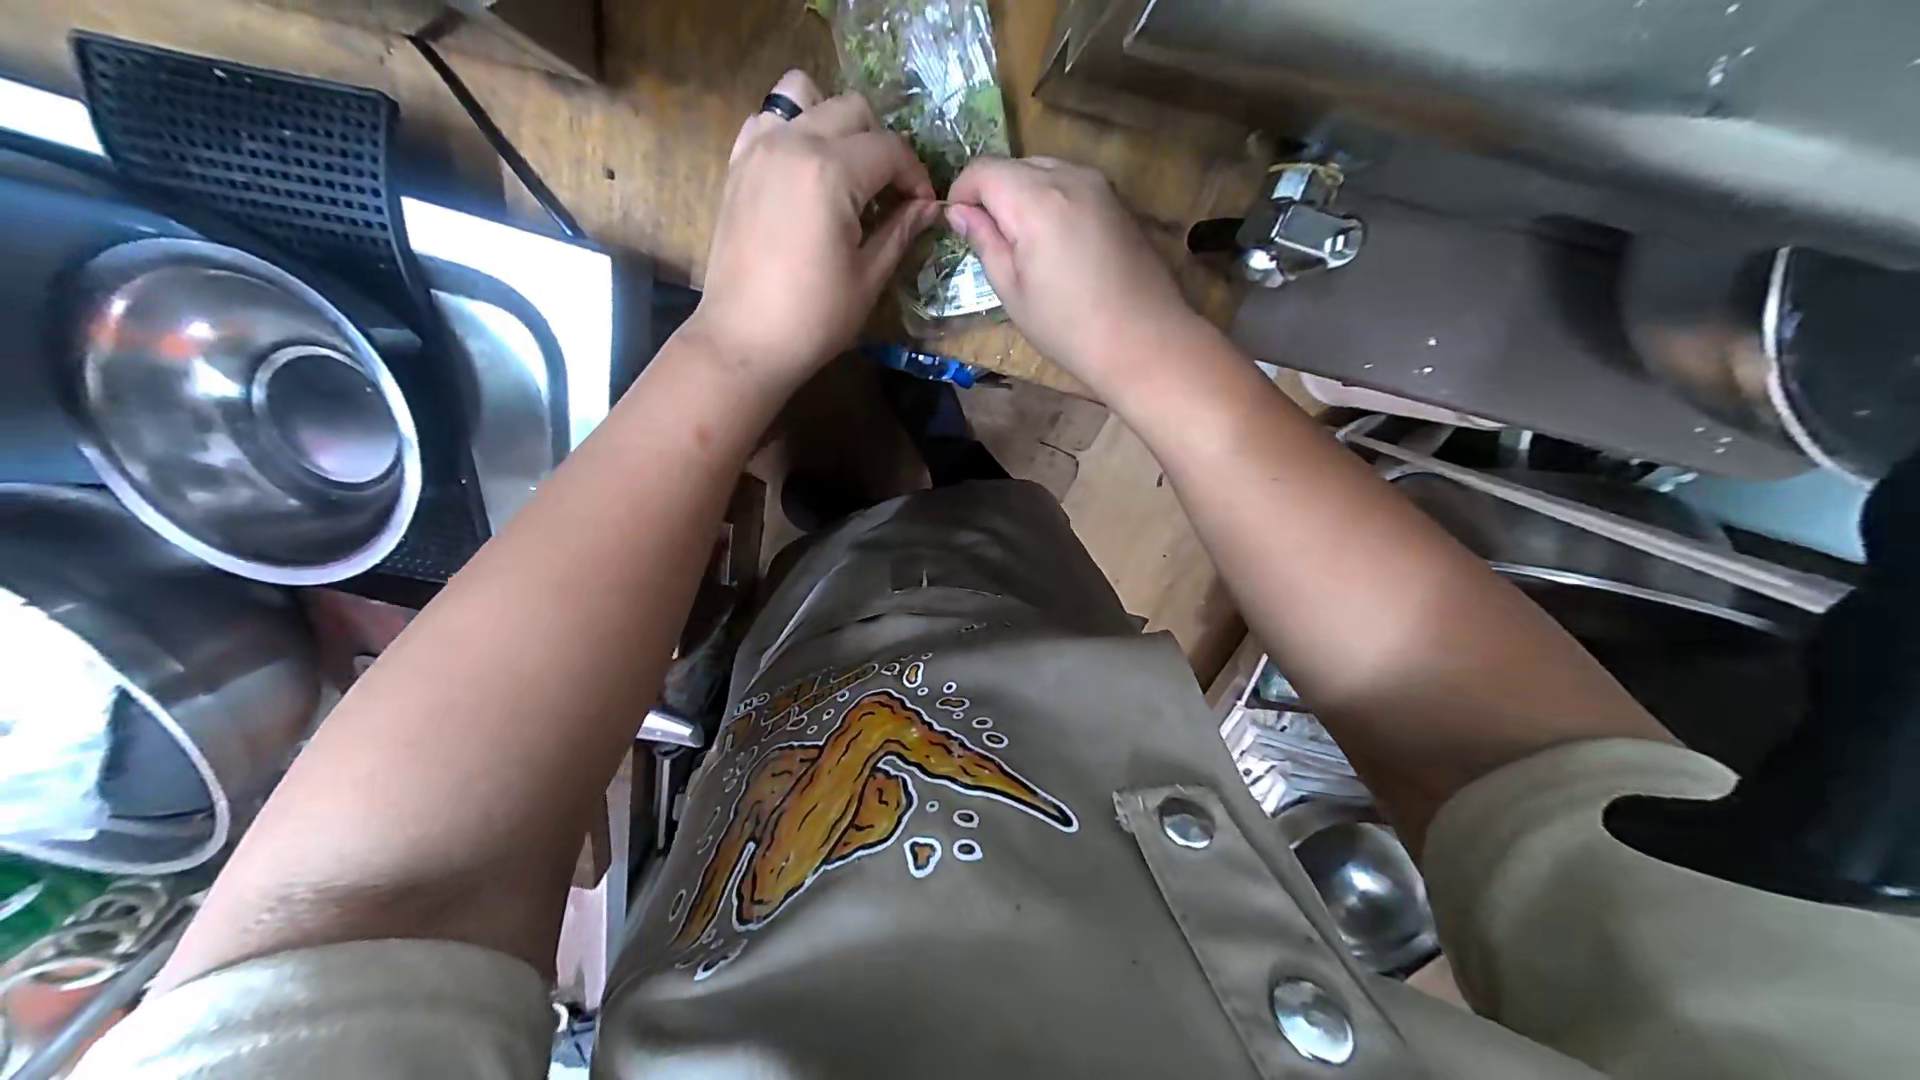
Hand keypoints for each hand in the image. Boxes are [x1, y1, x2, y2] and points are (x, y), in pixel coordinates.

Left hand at [688, 71, 939, 389]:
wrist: (744, 340)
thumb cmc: (814, 318)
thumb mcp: (868, 277)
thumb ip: (900, 230)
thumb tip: (929, 206)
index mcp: (830, 171)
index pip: (889, 149)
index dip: (915, 175)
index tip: (923, 206)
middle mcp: (792, 142)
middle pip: (852, 111)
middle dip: (881, 145)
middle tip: (889, 191)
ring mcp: (758, 147)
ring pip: (805, 97)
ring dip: (835, 123)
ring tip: (846, 169)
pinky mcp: (738, 164)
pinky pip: (769, 119)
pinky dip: (794, 130)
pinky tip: (805, 172)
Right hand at [945, 157, 1210, 388]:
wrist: (1144, 341)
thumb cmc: (1067, 327)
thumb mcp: (1013, 291)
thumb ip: (985, 242)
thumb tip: (959, 212)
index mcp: (1036, 200)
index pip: (983, 170)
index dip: (961, 193)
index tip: (957, 226)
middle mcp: (1069, 177)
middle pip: (1014, 165)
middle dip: (993, 194)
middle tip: (990, 241)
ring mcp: (1100, 185)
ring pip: (1044, 170)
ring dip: (1023, 196)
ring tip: (1024, 245)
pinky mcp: (1118, 200)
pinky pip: (1071, 184)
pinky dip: (1052, 201)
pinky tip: (1056, 245)